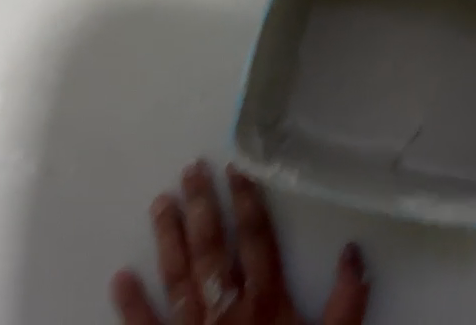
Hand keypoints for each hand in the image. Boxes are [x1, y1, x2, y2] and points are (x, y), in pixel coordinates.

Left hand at [111, 160, 369, 324]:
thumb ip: (346, 299)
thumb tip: (354, 250)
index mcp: (266, 299)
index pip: (256, 238)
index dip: (247, 201)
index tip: (236, 168)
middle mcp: (227, 308)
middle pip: (213, 248)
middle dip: (203, 206)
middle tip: (191, 169)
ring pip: (179, 276)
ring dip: (169, 237)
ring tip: (161, 201)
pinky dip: (132, 304)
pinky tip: (121, 277)